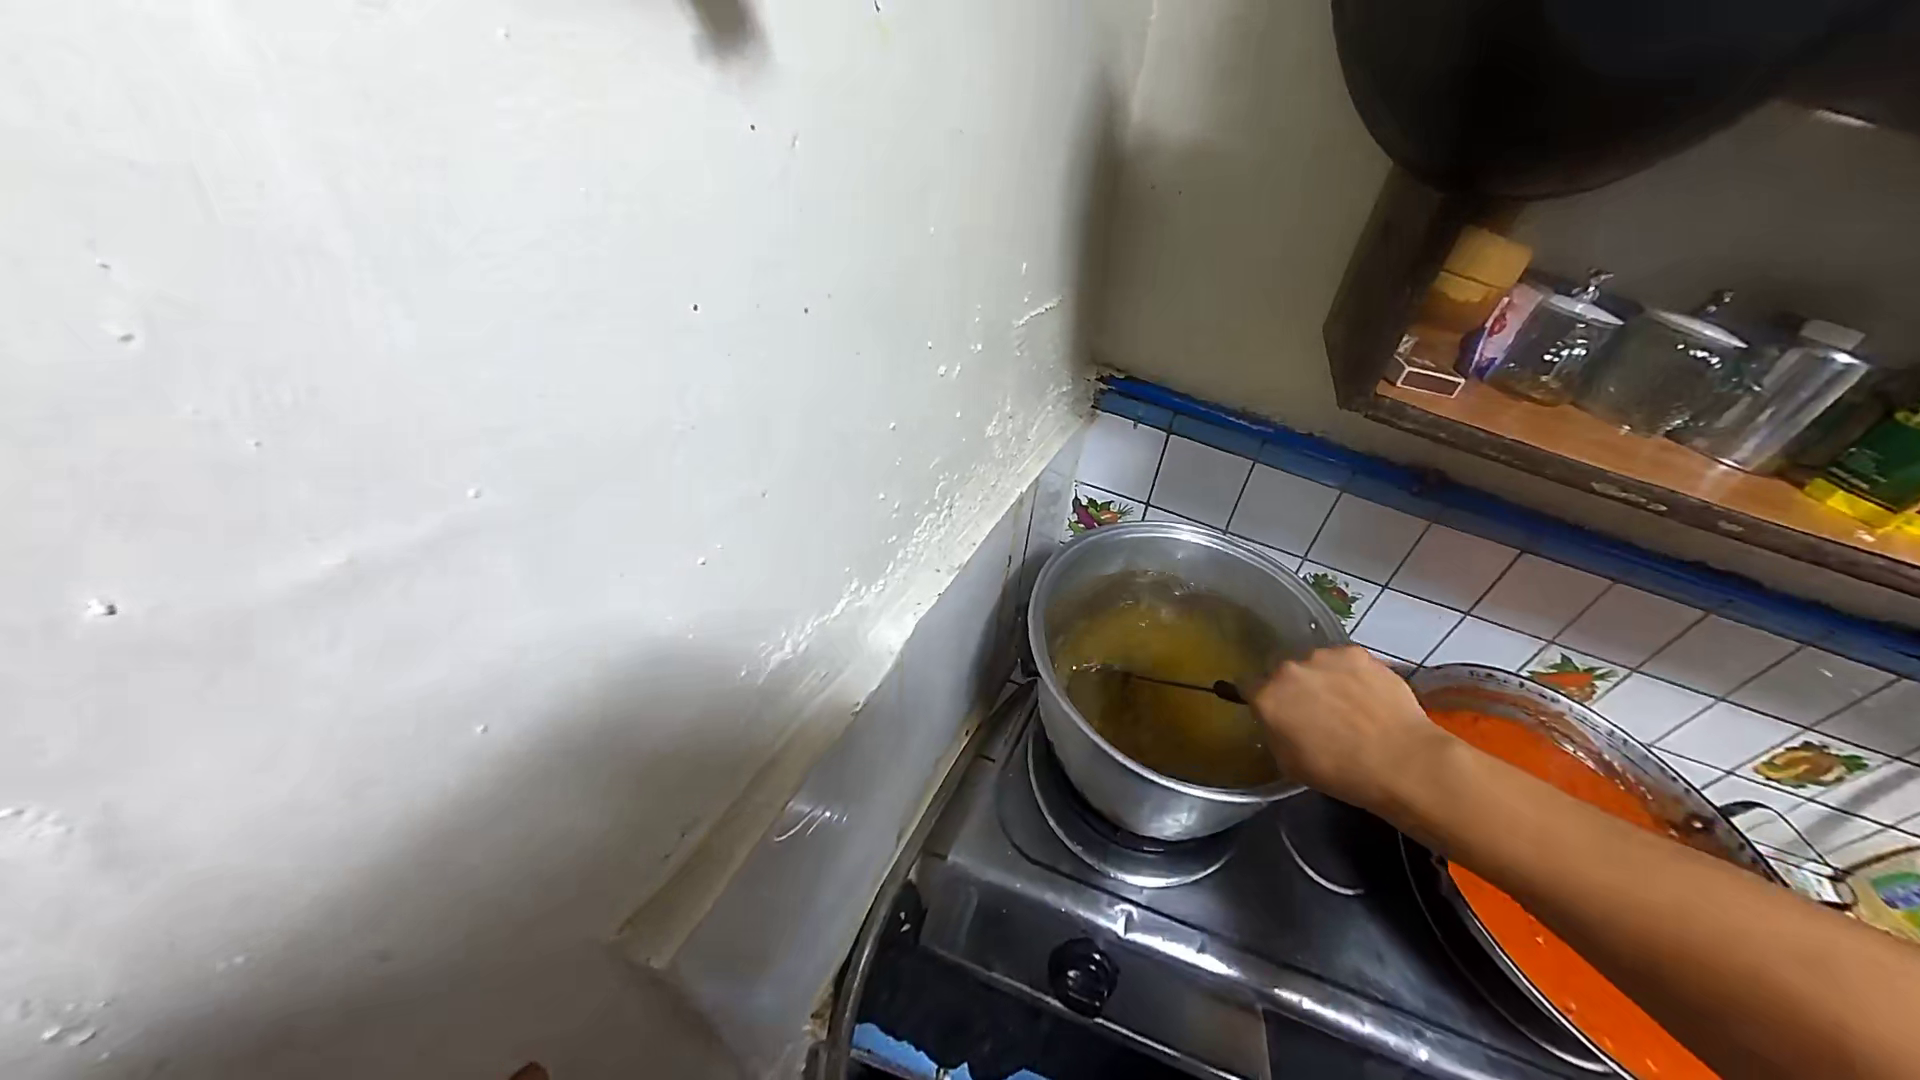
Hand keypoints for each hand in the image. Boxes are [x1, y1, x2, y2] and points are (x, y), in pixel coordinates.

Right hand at [1251, 646, 1453, 812]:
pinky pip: (1343, 660)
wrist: (1403, 762)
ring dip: (1322, 677)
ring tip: (1348, 703)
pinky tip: (1368, 695)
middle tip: (1315, 711)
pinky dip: (1351, 673)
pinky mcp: (1355, 653)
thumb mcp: (1288, 763)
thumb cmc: (1340, 773)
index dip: (1260, 698)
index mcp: (1266, 697)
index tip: (1274, 710)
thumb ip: (1274, 732)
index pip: (1247, 685)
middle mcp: (1287, 669)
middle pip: (1281, 671)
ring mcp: (1322, 657)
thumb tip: (1278, 721)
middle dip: (1292, 687)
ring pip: (1313, 662)